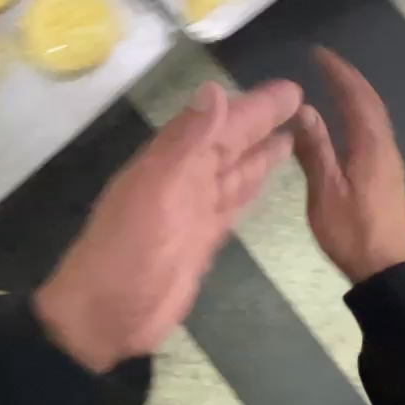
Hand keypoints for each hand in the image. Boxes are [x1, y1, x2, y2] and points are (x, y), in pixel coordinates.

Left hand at [34, 80, 302, 371]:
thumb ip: (185, 143)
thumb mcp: (154, 192)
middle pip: (229, 143)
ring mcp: (193, 210)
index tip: (288, 88)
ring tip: (293, 131)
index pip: (218, 124)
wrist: (104, 317)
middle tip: (300, 98)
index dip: (252, 106)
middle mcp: (183, 180)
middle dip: (261, 121)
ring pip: (233, 170)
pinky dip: (249, 185)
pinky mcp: (202, 239)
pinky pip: (232, 202)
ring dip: (260, 151)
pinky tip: (266, 175)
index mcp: (169, 163)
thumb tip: (214, 89)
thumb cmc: (125, 253)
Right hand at [293, 47, 404, 283]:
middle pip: (370, 103)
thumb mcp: (325, 191)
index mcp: (371, 147)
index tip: (318, 54)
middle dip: (348, 78)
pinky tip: (343, 121)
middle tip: (324, 62)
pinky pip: (372, 131)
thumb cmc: (352, 231)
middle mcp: (384, 148)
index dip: (338, 73)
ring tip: (331, 83)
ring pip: (373, 117)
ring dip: (354, 95)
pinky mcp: (385, 175)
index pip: (356, 98)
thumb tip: (304, 110)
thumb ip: (314, 149)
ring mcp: (388, 162)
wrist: (386, 271)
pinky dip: (357, 114)